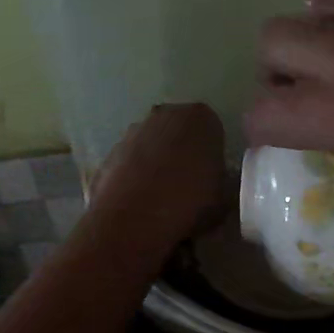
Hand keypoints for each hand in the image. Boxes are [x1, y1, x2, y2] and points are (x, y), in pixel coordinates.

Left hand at [89, 102, 228, 257]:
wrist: (134, 218)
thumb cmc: (189, 202)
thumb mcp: (224, 198)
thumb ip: (222, 183)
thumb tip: (216, 185)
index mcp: (201, 118)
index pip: (213, 131)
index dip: (213, 157)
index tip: (212, 179)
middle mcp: (165, 114)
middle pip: (179, 133)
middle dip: (183, 154)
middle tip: (188, 188)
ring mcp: (132, 131)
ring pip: (152, 147)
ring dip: (157, 165)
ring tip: (161, 201)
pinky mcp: (109, 152)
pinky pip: (130, 164)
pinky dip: (134, 178)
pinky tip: (139, 205)